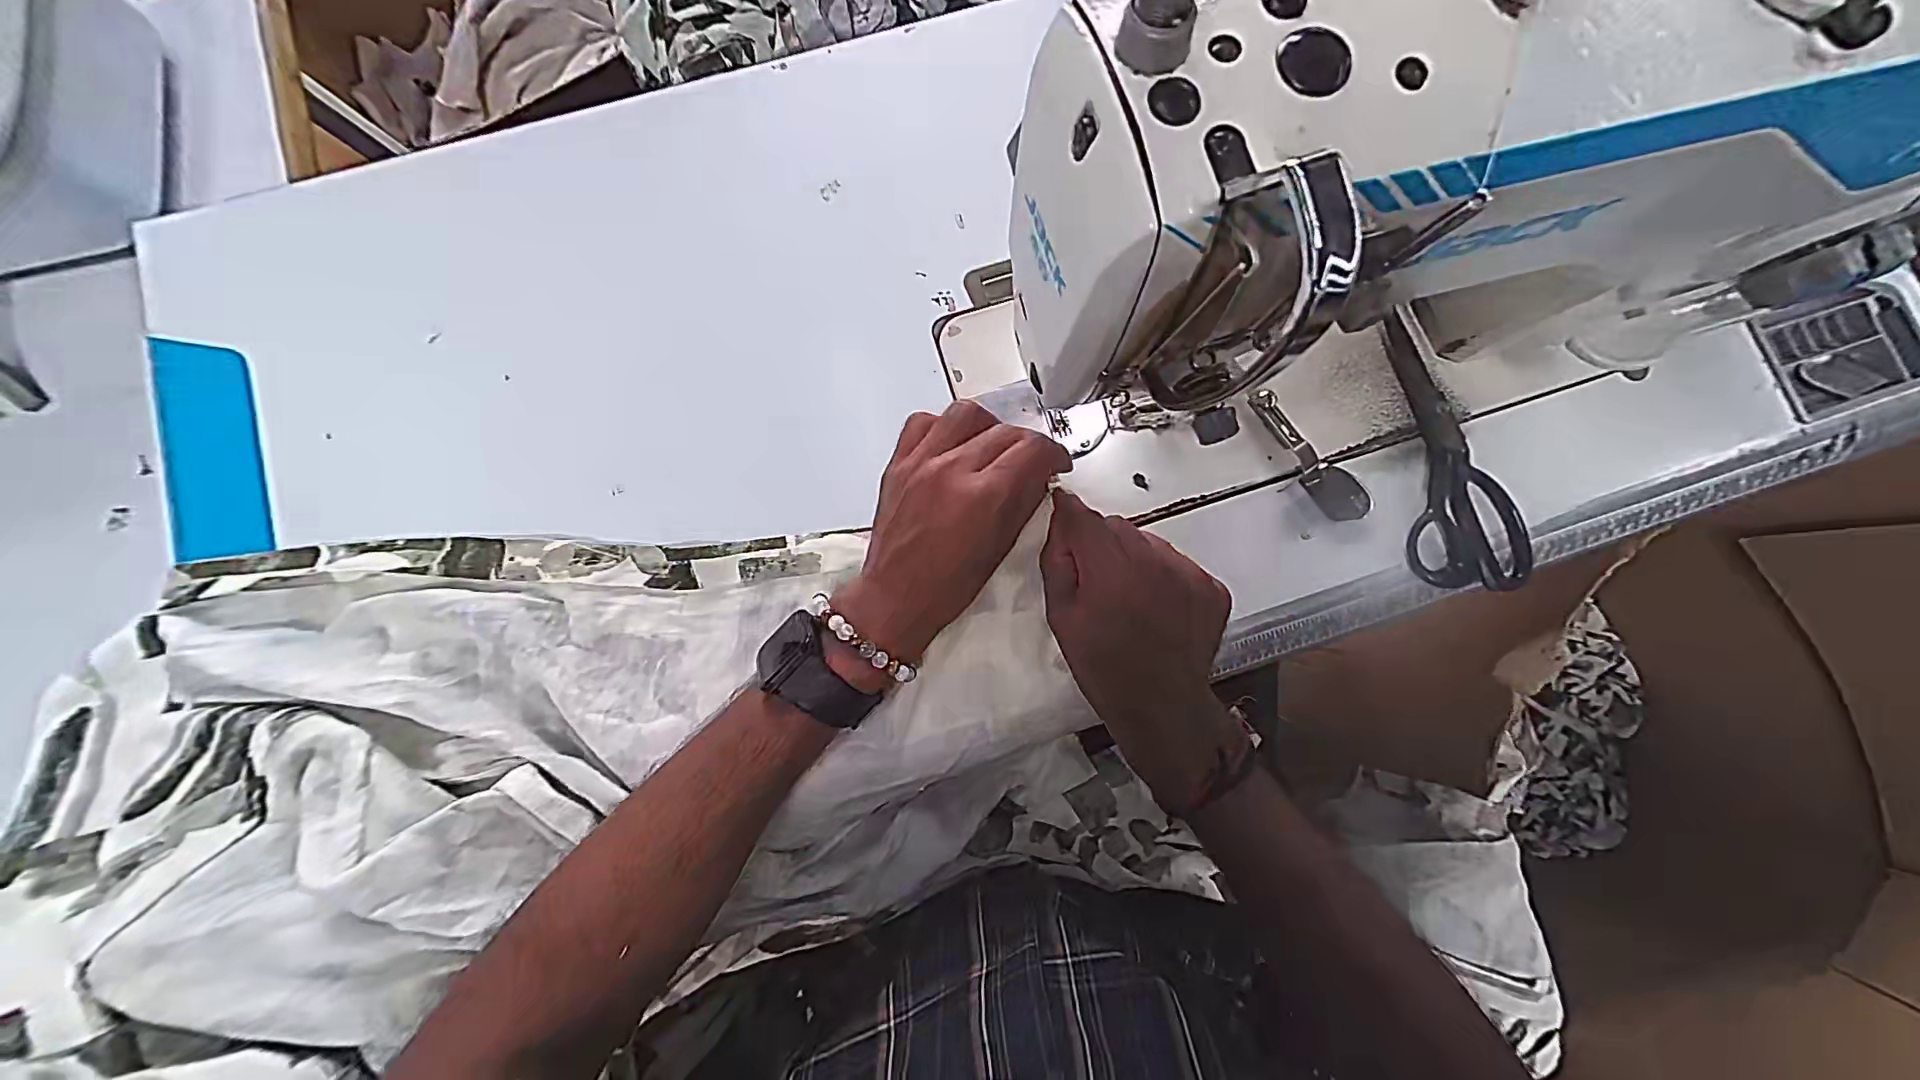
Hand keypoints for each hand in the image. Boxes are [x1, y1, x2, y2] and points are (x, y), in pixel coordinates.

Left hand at [830, 402, 1070, 687]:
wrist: (896, 596)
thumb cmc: (942, 587)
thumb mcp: (999, 548)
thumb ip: (1023, 504)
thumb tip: (1037, 479)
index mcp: (982, 496)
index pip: (1032, 449)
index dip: (1053, 453)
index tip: (1054, 461)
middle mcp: (951, 472)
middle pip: (1005, 430)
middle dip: (1028, 444)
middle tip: (1030, 460)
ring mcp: (921, 464)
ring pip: (966, 414)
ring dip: (989, 425)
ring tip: (993, 444)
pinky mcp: (898, 465)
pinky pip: (922, 423)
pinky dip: (944, 426)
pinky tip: (953, 442)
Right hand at [1039, 489, 1244, 804]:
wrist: (1161, 705)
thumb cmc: (1106, 667)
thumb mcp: (1061, 616)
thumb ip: (1056, 561)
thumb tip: (1059, 526)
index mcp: (1109, 565)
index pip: (1082, 514)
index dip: (1068, 512)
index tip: (1063, 511)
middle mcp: (1152, 558)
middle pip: (1116, 527)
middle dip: (1101, 545)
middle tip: (1096, 583)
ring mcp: (1186, 571)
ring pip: (1148, 543)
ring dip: (1134, 560)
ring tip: (1128, 600)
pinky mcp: (1209, 586)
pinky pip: (1177, 564)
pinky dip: (1163, 577)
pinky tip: (1155, 607)